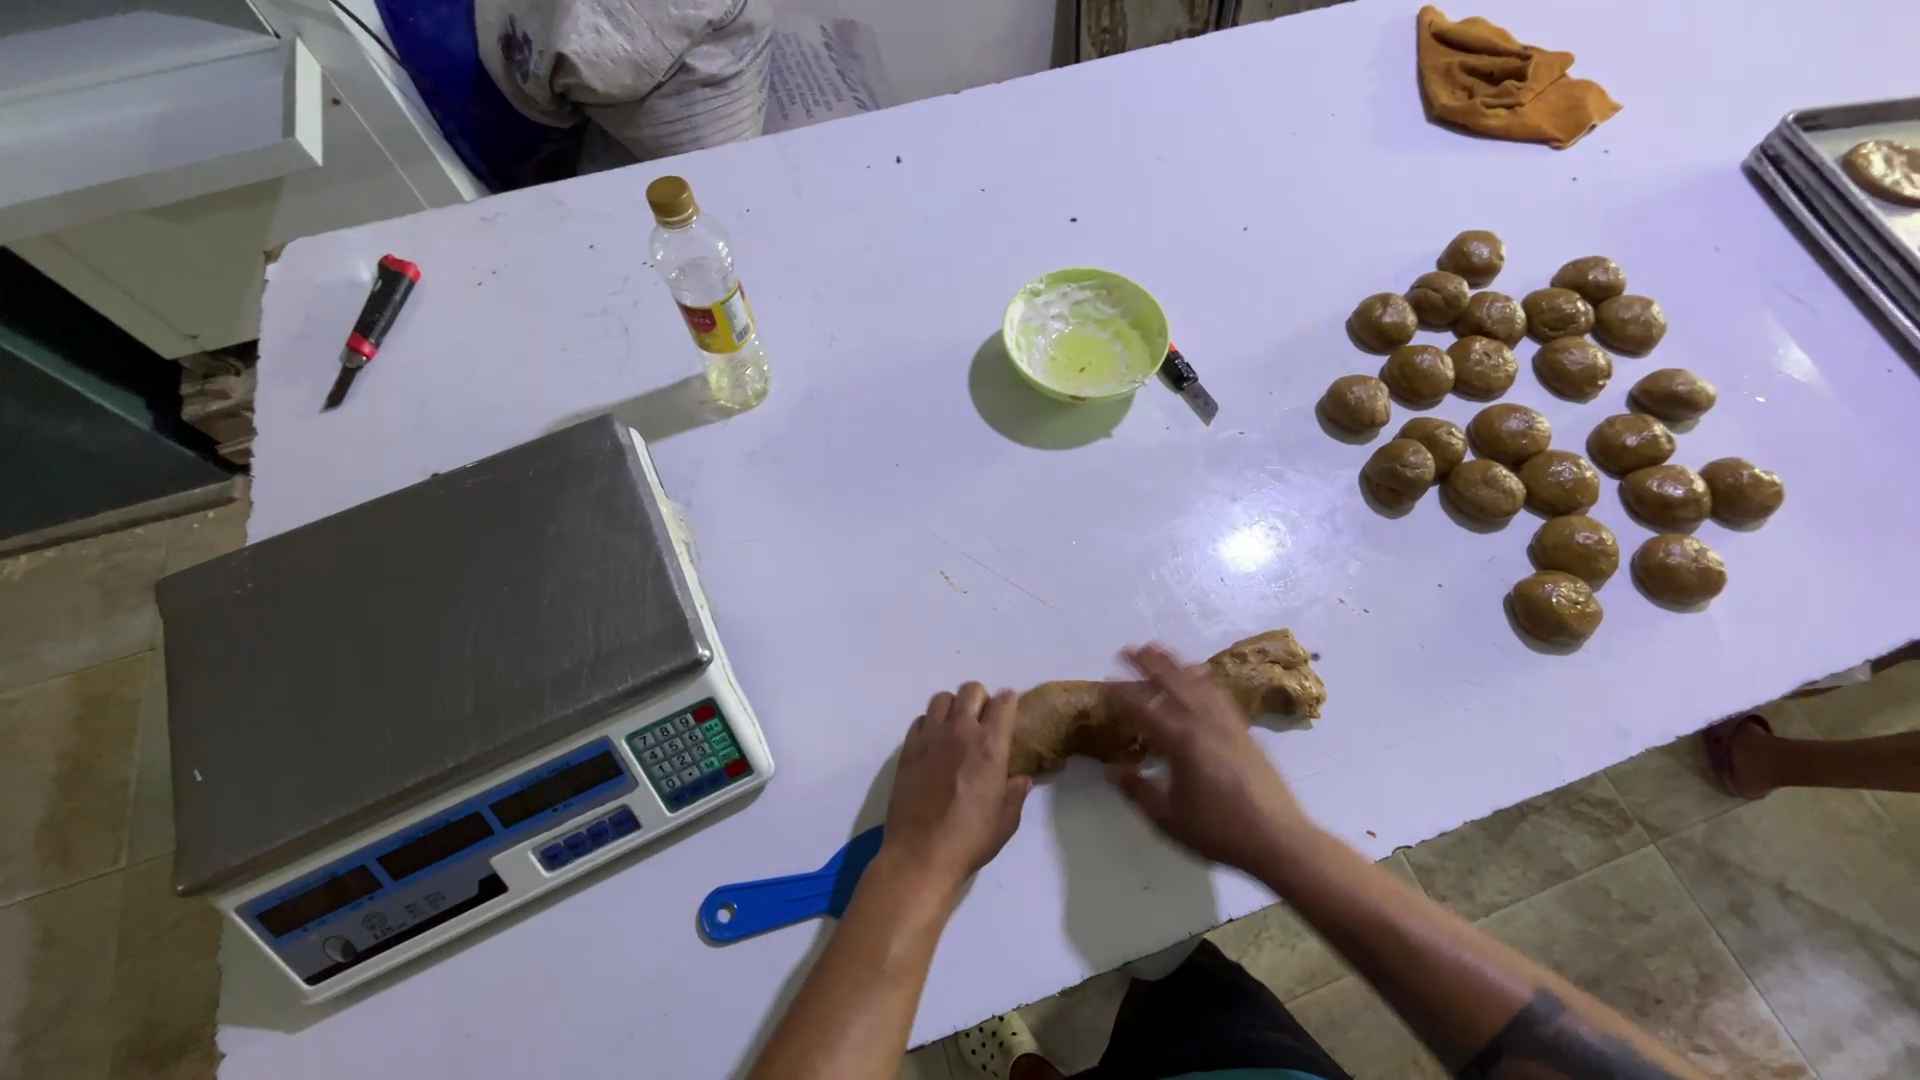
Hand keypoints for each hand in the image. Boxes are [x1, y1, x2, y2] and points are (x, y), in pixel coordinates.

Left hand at [881, 683, 1033, 895]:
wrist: (921, 853)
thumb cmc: (970, 839)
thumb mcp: (1006, 820)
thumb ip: (1016, 793)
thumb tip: (1022, 779)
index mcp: (990, 746)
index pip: (1003, 703)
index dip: (1008, 700)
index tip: (1009, 707)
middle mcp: (960, 732)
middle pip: (971, 690)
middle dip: (981, 698)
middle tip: (982, 718)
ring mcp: (930, 737)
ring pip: (941, 698)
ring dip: (953, 706)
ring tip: (956, 726)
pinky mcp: (908, 749)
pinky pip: (920, 720)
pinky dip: (929, 724)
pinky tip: (934, 743)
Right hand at [1106, 644, 1309, 873]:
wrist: (1277, 840)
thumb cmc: (1218, 831)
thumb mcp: (1168, 819)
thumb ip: (1138, 791)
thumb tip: (1112, 771)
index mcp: (1182, 744)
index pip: (1145, 710)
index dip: (1123, 695)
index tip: (1106, 683)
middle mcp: (1204, 725)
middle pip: (1172, 684)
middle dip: (1148, 664)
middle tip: (1128, 649)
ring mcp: (1228, 725)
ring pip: (1197, 684)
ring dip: (1175, 663)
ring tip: (1157, 648)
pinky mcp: (1244, 731)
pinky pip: (1220, 695)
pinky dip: (1204, 678)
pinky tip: (1198, 672)